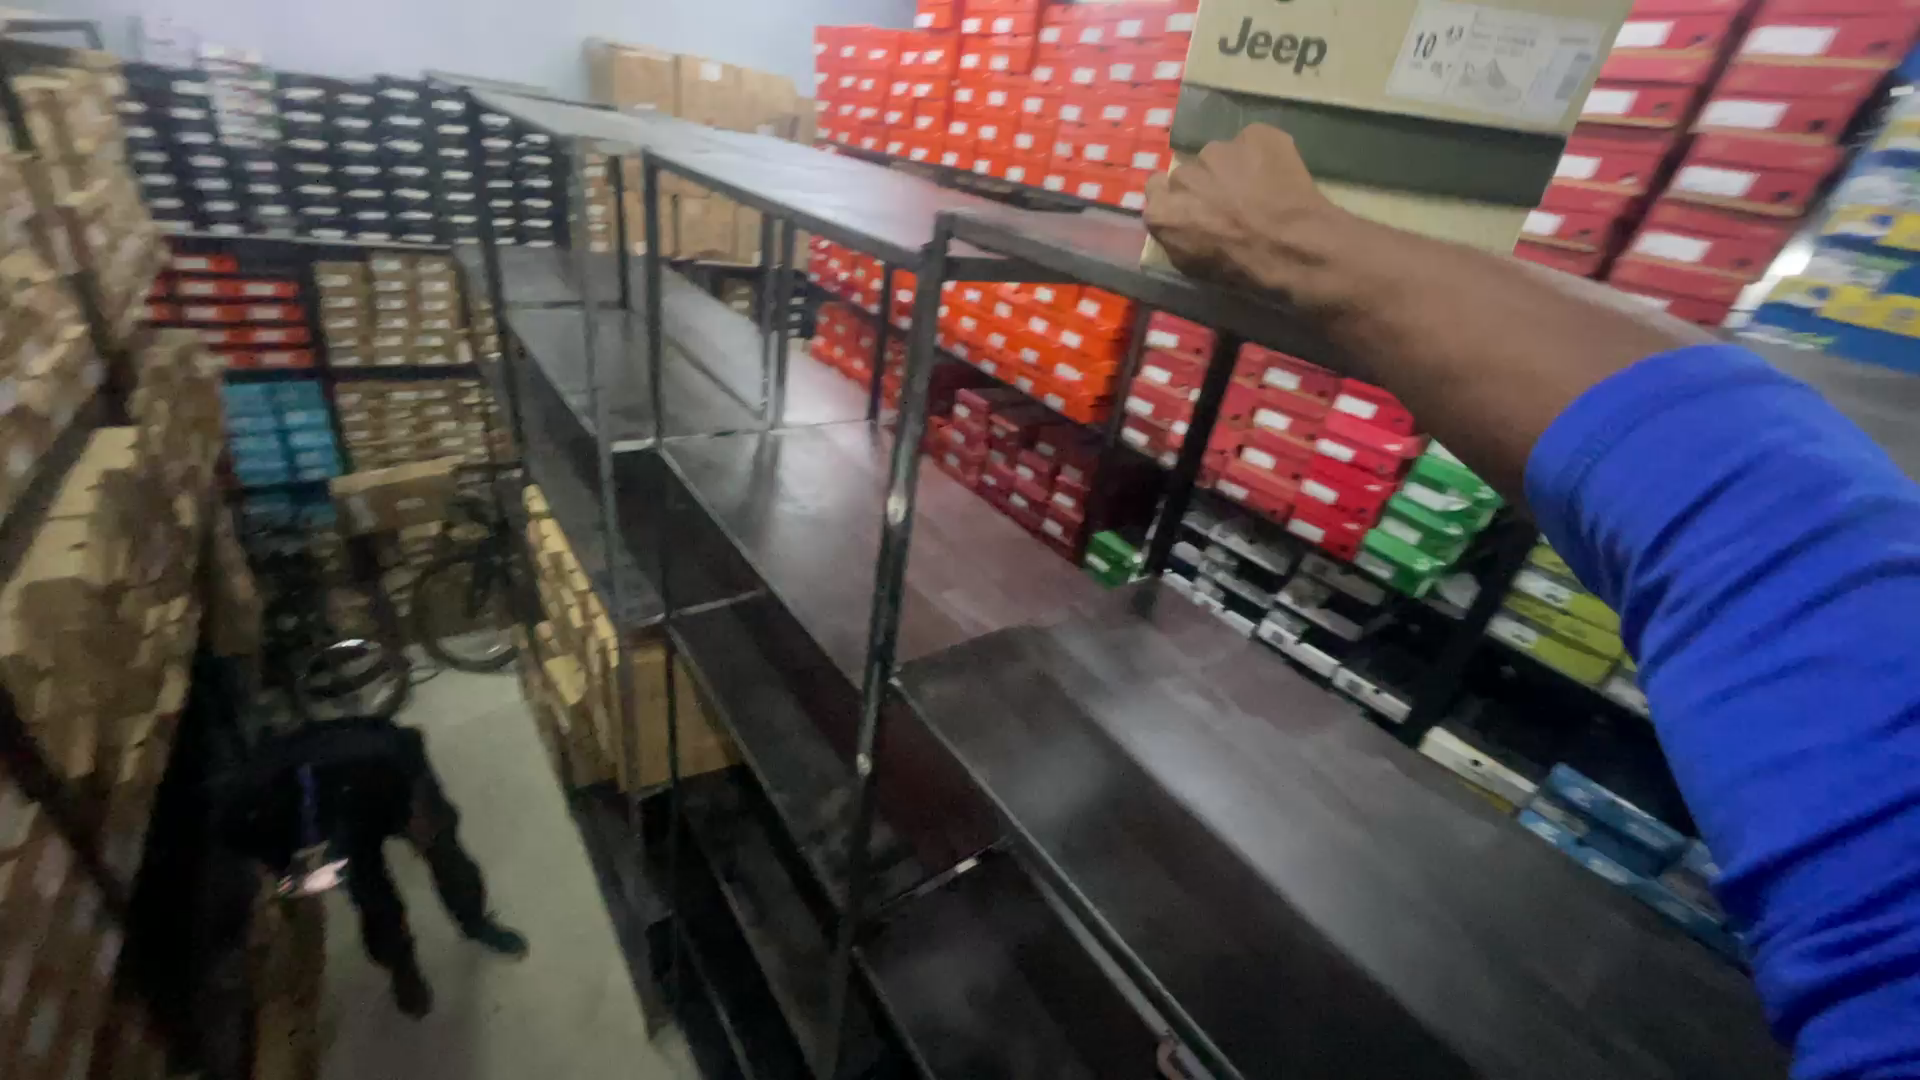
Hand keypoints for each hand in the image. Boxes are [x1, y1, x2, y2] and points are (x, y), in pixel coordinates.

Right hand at [1143, 124, 1340, 296]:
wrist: (1287, 244)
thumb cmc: (1237, 264)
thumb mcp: (1189, 262)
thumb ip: (1173, 231)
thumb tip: (1175, 218)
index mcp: (1163, 208)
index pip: (1155, 186)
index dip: (1173, 194)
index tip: (1188, 204)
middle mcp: (1184, 173)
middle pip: (1189, 171)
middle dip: (1203, 183)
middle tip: (1226, 202)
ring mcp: (1219, 150)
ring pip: (1220, 155)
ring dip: (1230, 168)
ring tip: (1254, 189)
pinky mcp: (1254, 134)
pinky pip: (1252, 142)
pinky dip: (1260, 156)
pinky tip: (1274, 176)